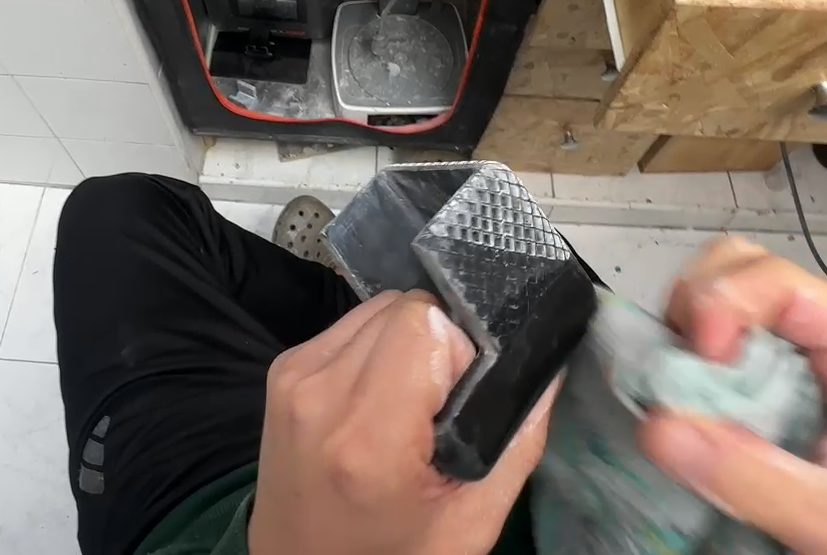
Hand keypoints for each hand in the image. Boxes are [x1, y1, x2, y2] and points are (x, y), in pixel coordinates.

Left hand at [249, 289, 557, 554]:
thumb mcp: (471, 520)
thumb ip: (516, 437)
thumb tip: (544, 362)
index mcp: (366, 433)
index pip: (424, 320)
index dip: (457, 349)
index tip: (459, 399)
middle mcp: (320, 389)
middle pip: (402, 307)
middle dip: (435, 342)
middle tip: (437, 406)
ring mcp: (294, 372)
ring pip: (377, 308)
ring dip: (404, 341)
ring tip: (405, 403)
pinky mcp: (283, 364)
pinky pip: (350, 323)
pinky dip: (375, 346)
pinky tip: (375, 395)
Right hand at [640, 237, 826, 554]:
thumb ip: (750, 475)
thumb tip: (654, 426)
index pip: (777, 279)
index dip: (722, 303)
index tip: (699, 362)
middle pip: (747, 265)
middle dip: (699, 303)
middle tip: (685, 366)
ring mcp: (822, 350)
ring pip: (732, 290)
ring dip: (694, 327)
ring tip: (693, 386)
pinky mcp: (799, 374)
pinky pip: (733, 334)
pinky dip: (701, 355)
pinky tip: (705, 400)